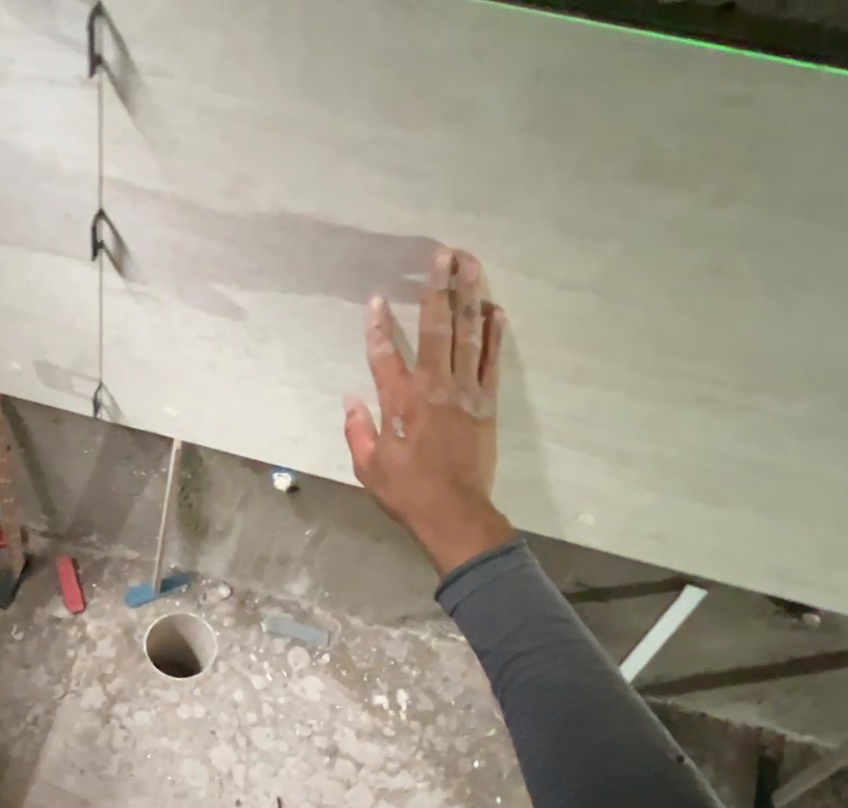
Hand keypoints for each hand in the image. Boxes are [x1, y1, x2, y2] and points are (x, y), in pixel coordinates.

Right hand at [344, 246, 514, 573]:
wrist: (454, 513)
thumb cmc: (405, 491)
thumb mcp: (367, 465)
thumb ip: (358, 428)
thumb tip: (352, 398)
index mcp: (400, 402)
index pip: (385, 354)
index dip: (378, 325)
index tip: (377, 298)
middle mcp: (434, 387)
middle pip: (437, 328)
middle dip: (438, 288)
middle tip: (443, 254)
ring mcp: (465, 392)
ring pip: (469, 334)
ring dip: (471, 296)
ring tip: (472, 264)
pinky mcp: (487, 402)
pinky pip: (492, 360)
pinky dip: (494, 333)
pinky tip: (495, 308)